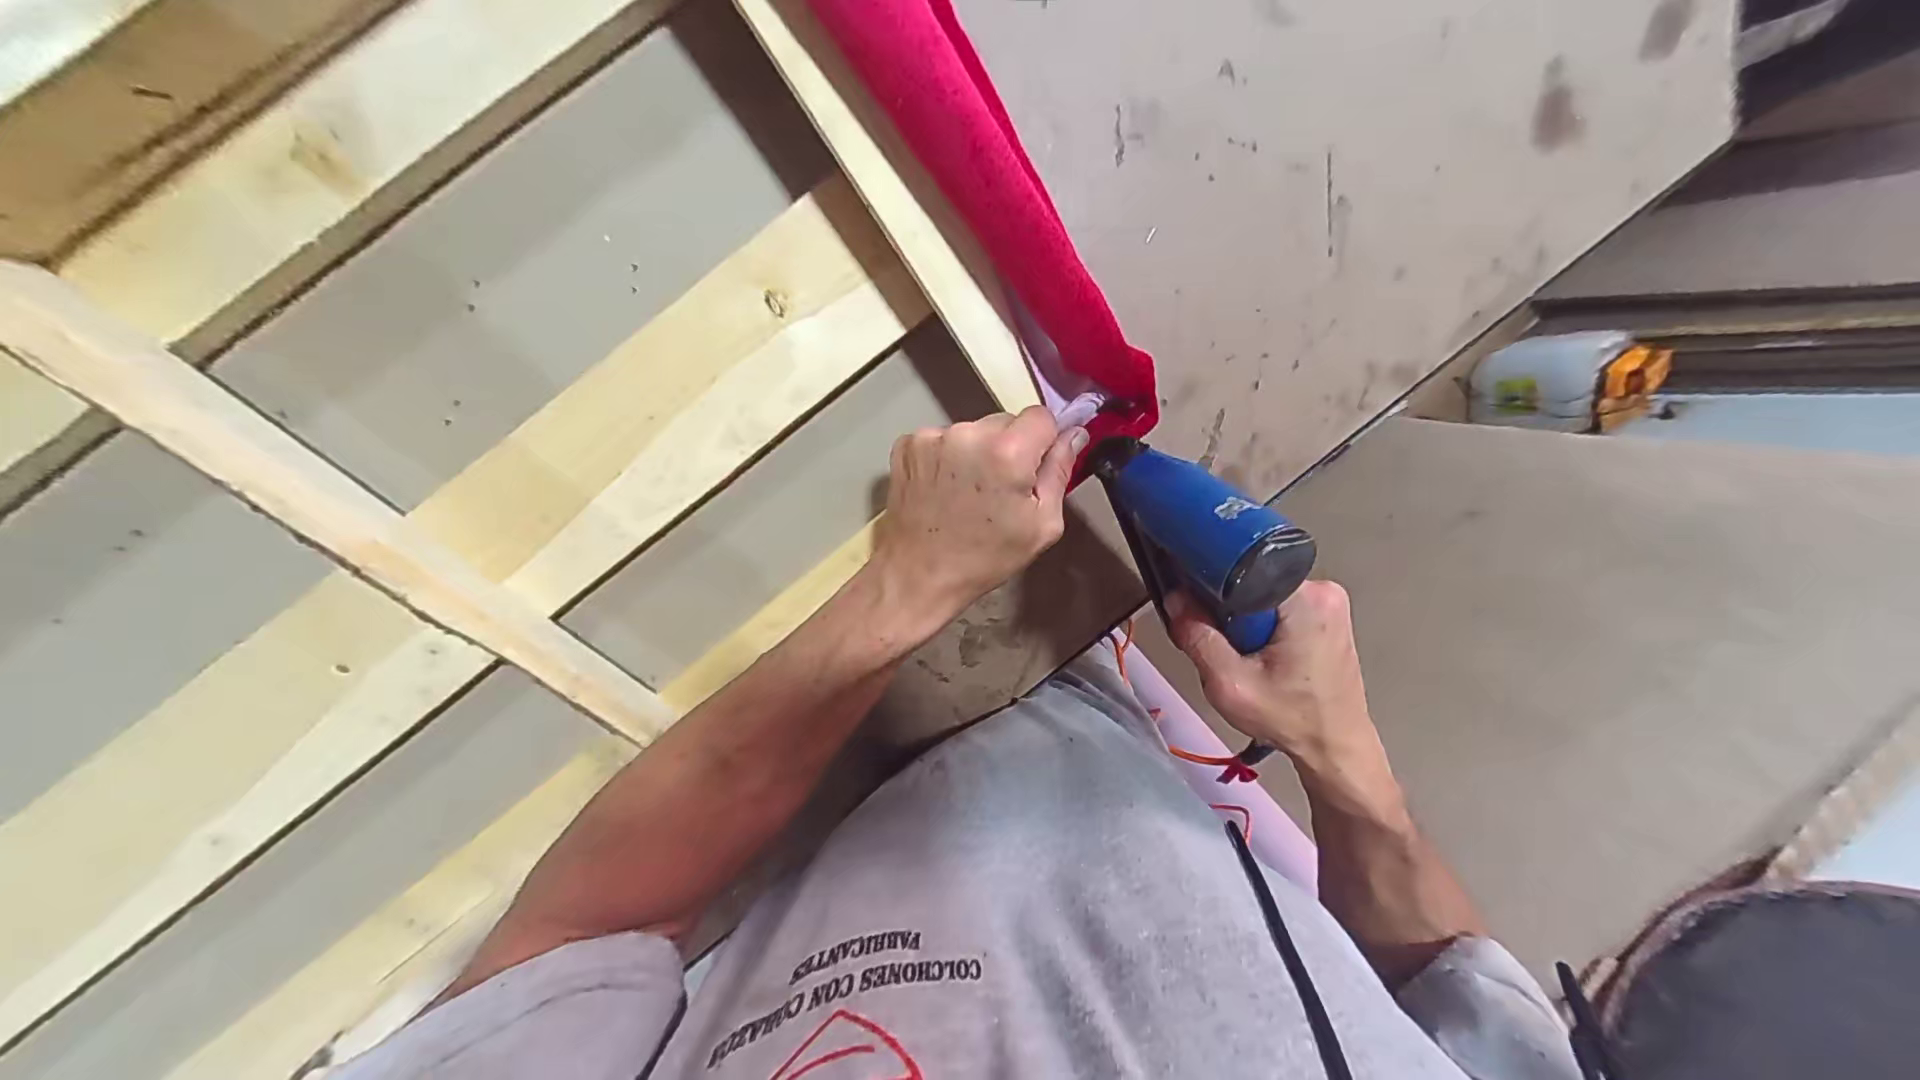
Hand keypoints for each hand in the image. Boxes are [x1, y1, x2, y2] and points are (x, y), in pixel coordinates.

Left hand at [869, 406, 1086, 632]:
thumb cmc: (984, 558)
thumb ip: (1060, 472)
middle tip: (1000, 488)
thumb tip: (1073, 434)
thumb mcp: (1042, 525)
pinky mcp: (907, 445)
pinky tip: (945, 488)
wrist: (918, 575)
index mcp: (1008, 452)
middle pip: (1005, 421)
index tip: (1035, 466)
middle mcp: (968, 433)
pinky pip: (942, 439)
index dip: (1043, 440)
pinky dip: (947, 457)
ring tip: (968, 492)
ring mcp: (932, 437)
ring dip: (977, 451)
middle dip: (1010, 447)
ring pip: (973, 430)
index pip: (1041, 416)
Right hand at [1167, 581, 1385, 784]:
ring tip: (1245, 656)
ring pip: (1260, 594)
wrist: (1335, 750)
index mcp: (1307, 599)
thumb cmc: (1290, 719)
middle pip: (1250, 582)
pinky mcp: (1326, 616)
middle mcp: (1323, 591)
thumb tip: (1175, 599)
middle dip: (1229, 610)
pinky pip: (1276, 605)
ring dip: (1244, 620)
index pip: (1241, 570)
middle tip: (1227, 647)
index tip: (1197, 609)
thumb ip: (1197, 639)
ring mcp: (1329, 602)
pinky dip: (1260, 625)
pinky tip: (1260, 655)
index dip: (1211, 586)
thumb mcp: (1230, 684)